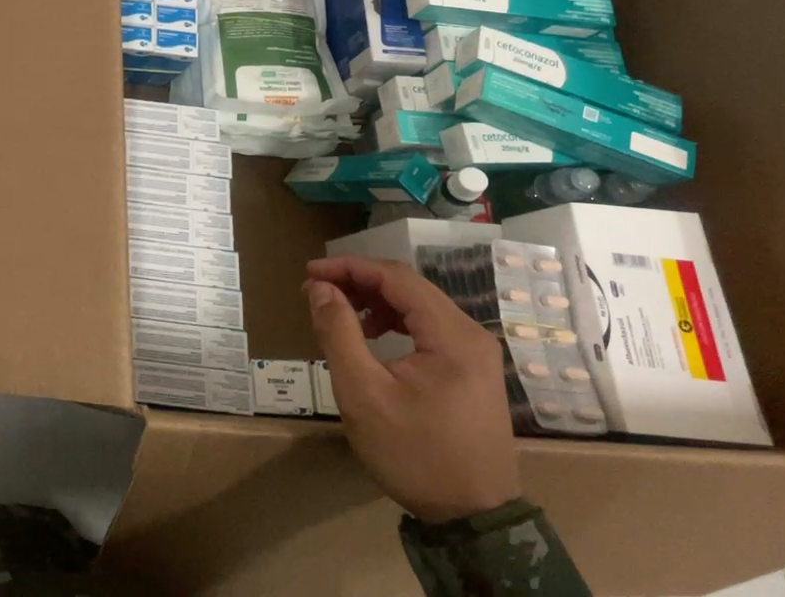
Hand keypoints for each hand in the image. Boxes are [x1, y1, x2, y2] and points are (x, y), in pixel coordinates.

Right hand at [305, 255, 520, 522]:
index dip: (348, 267)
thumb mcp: (363, 392)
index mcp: (452, 335)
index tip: (308, 273)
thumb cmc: (413, 453)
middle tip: (315, 290)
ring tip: (338, 311)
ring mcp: (476, 353)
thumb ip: (339, 332)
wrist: (472, 516)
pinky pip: (429, 328)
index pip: (396, 278)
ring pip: (419, 306)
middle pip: (409, 287)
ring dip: (375, 300)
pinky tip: (371, 336)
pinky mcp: (472, 370)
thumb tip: (318, 287)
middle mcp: (471, 334)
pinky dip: (395, 321)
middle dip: (358, 281)